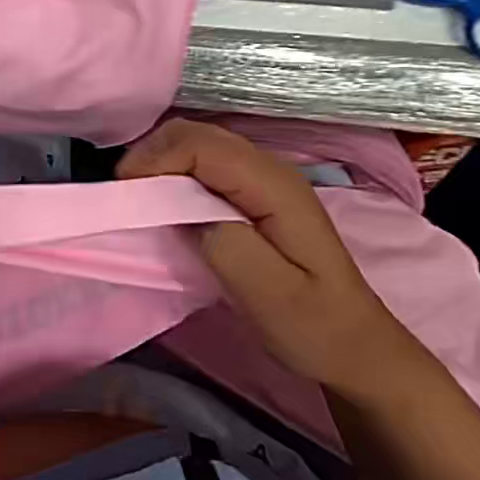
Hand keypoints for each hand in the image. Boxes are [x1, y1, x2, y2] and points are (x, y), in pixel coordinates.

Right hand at [121, 121, 479, 479]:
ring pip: (200, 143)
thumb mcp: (273, 298)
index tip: (125, 191)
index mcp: (275, 187)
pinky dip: (175, 170)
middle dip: (152, 153)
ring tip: (136, 194)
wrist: (356, 346)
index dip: (157, 158)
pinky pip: (206, 163)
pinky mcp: (255, 191)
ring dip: (161, 159)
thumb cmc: (314, 327)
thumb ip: (230, 247)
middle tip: (123, 192)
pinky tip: (162, 198)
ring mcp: (265, 177)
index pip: (204, 146)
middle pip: (199, 134)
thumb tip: (187, 212)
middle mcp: (271, 169)